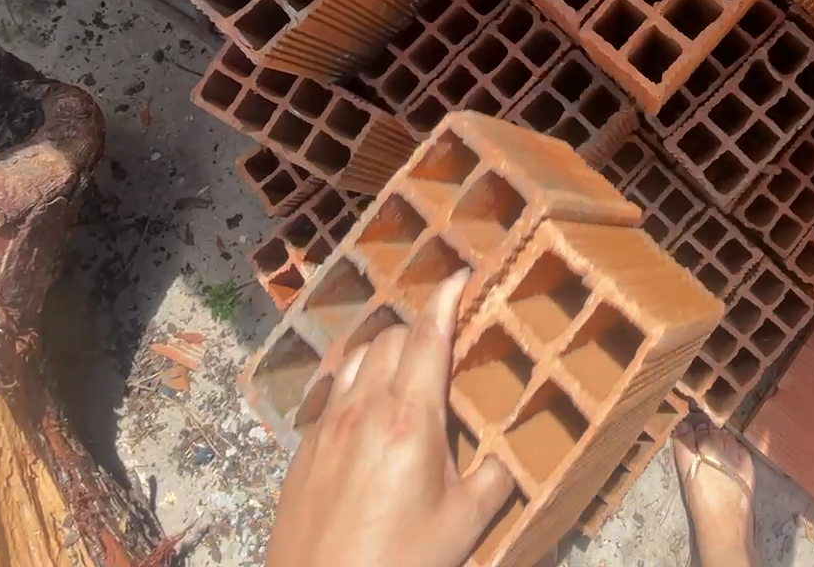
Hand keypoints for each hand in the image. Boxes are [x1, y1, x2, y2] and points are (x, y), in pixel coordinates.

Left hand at [266, 270, 515, 566]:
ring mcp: (329, 425)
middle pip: (394, 336)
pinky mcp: (305, 449)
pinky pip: (335, 391)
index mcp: (410, 417)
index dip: (447, 296)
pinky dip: (359, 381)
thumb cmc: (398, 561)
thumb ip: (495, 478)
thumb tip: (508, 455)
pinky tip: (370, 412)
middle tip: (447, 343)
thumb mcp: (464, 524)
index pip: (430, 334)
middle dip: (423, 327)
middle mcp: (366, 407)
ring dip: (388, 350)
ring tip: (408, 369)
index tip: (462, 274)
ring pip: (360, 356)